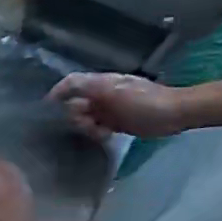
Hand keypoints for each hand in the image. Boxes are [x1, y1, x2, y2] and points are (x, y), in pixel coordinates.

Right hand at [49, 73, 187, 139]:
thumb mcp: (114, 92)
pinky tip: (105, 137)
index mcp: (100, 83)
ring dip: (86, 127)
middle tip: (87, 127)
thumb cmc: (145, 102)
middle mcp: (101, 94)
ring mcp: (109, 108)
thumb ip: (88, 88)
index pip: (70, 84)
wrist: (175, 113)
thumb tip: (63, 87)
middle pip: (75, 103)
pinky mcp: (117, 122)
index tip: (46, 110)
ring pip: (85, 117)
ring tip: (100, 134)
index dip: (57, 94)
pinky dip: (96, 132)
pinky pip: (97, 127)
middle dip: (74, 116)